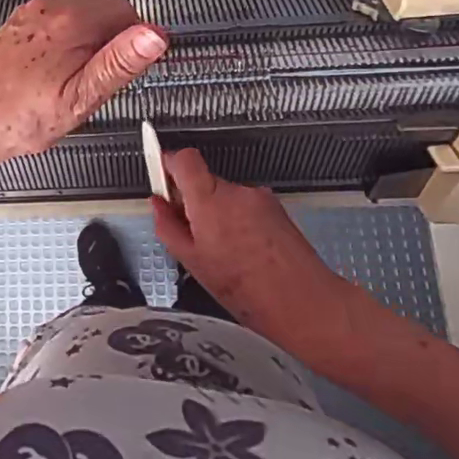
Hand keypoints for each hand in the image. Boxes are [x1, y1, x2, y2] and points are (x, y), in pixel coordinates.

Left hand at [0, 0, 167, 171]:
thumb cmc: (19, 119)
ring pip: (83, 13)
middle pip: (105, 8)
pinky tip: (56, 71)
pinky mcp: (19, 24)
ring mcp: (31, 14)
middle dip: (112, 40)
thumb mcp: (81, 99)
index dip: (133, 43)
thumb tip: (153, 36)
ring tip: (75, 78)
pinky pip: (59, 21)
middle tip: (98, 78)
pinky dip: (67, 40)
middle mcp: (48, 9)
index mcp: (69, 22)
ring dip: (90, 39)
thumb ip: (119, 62)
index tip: (124, 69)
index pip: (127, 12)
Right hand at [151, 148, 343, 330]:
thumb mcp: (193, 262)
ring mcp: (258, 197)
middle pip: (205, 181)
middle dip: (195, 202)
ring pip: (226, 196)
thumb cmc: (247, 288)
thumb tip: (158, 205)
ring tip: (225, 252)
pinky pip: (246, 206)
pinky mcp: (275, 206)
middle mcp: (236, 192)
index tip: (163, 177)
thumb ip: (168, 227)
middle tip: (194, 235)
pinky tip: (245, 251)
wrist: (300, 299)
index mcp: (209, 201)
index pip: (185, 159)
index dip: (170, 164)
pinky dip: (240, 222)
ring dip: (220, 215)